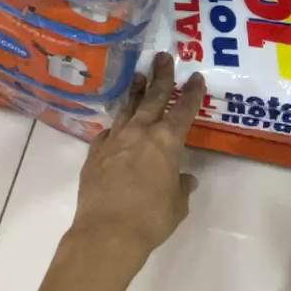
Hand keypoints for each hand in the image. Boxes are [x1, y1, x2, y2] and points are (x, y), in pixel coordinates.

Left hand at [70, 53, 204, 267]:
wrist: (107, 233)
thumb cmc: (151, 219)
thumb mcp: (177, 205)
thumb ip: (181, 187)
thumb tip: (185, 178)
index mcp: (166, 142)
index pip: (183, 110)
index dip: (191, 93)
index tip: (196, 77)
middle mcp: (140, 134)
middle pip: (153, 98)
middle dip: (161, 77)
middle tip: (163, 57)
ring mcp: (114, 142)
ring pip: (127, 110)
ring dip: (135, 92)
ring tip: (139, 77)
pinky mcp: (95, 155)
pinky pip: (107, 135)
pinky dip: (115, 129)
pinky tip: (115, 128)